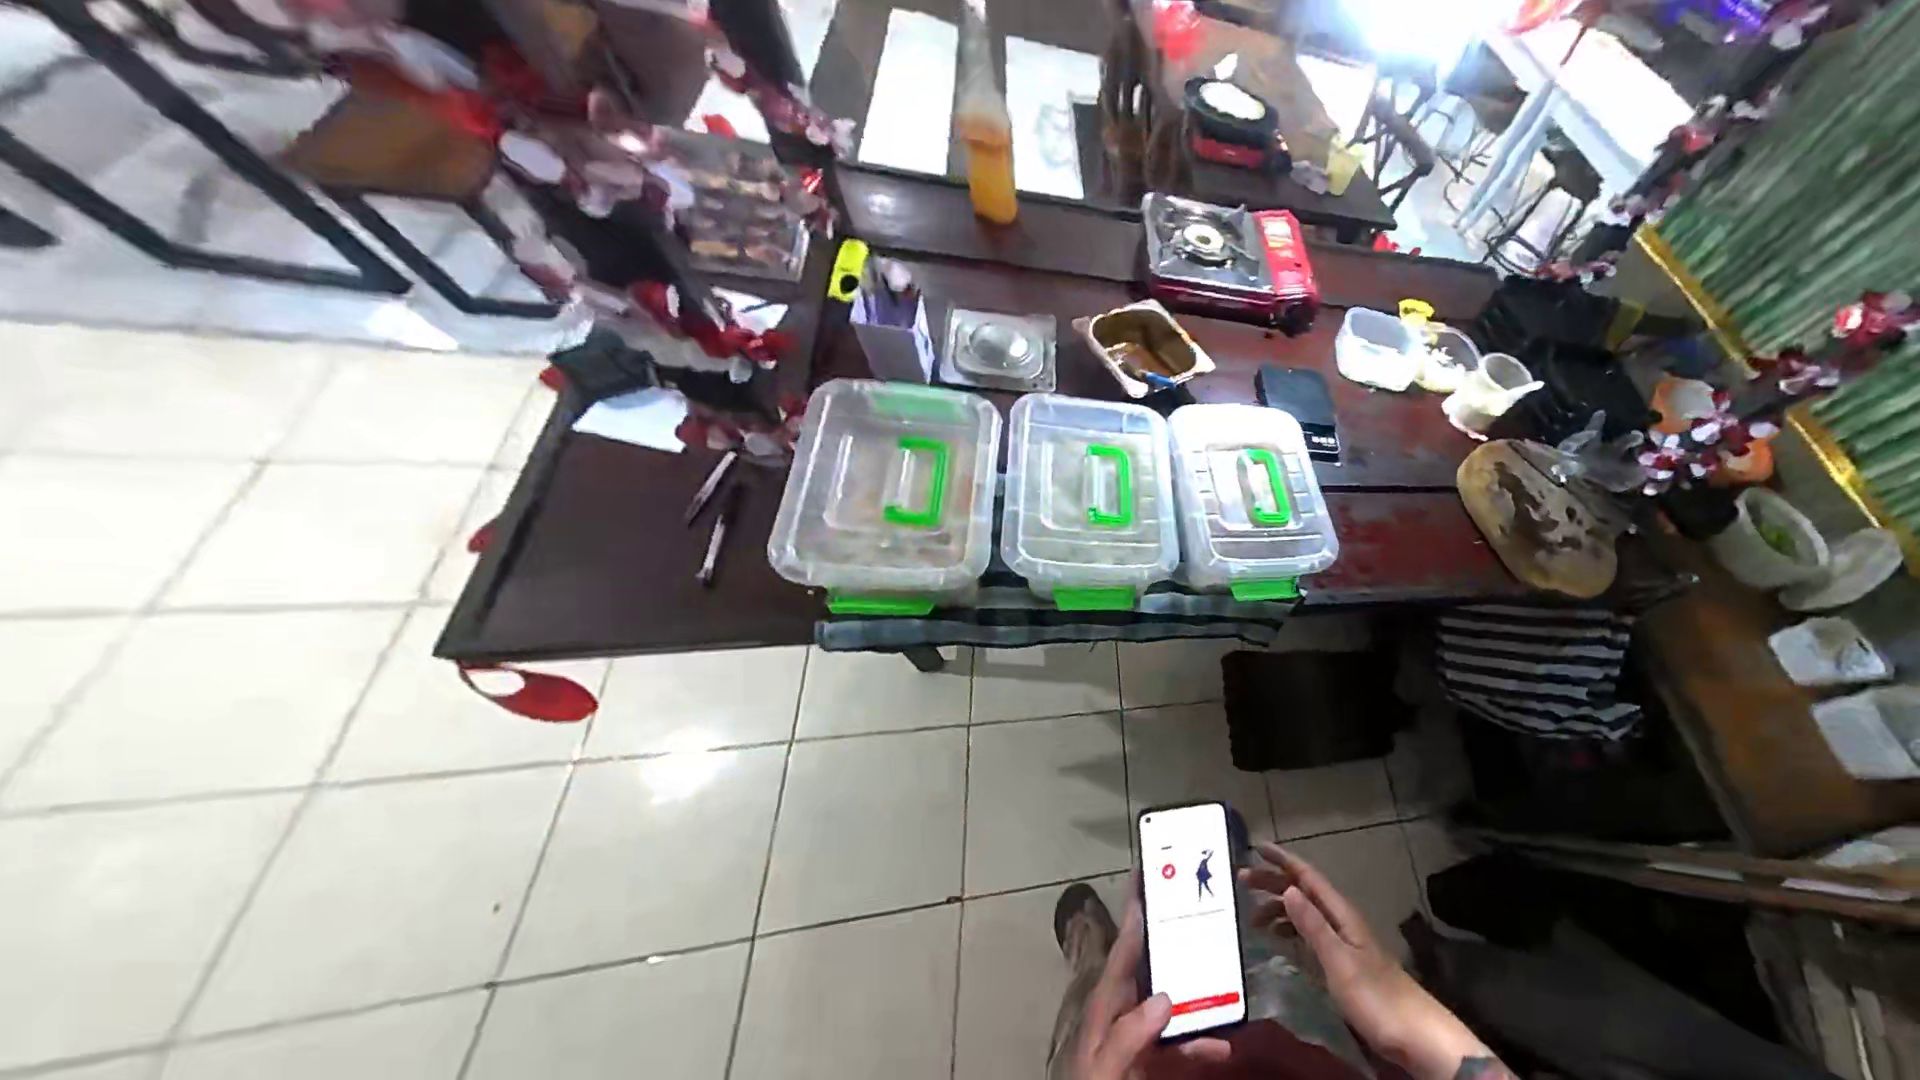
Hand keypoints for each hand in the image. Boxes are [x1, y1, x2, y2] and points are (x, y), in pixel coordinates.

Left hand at [1061, 888, 1231, 1079]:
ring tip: (1219, 968)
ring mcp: (1139, 1037)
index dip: (1134, 913)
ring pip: (1171, 1005)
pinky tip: (1223, 1046)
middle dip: (1169, 940)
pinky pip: (1180, 1048)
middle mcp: (1123, 1011)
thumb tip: (1163, 998)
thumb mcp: (1105, 1068)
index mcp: (1106, 1003)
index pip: (1123, 949)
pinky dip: (1200, 1045)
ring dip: (1194, 991)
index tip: (1146, 879)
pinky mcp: (1152, 1064)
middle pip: (1149, 966)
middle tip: (1191, 910)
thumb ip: (1128, 1034)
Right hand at [1239, 844, 1499, 1079]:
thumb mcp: (1339, 960)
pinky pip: (1308, 932)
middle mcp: (1340, 920)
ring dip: (1276, 908)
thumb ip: (1312, 925)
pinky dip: (1288, 929)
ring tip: (1252, 917)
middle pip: (1302, 891)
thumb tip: (1286, 888)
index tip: (1256, 848)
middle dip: (1271, 882)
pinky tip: (1276, 939)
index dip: (1281, 860)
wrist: (1419, 1039)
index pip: (1306, 876)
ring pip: (1303, 912)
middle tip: (1240, 881)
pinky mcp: (1343, 961)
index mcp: (1340, 913)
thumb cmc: (1377, 997)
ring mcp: (1343, 941)